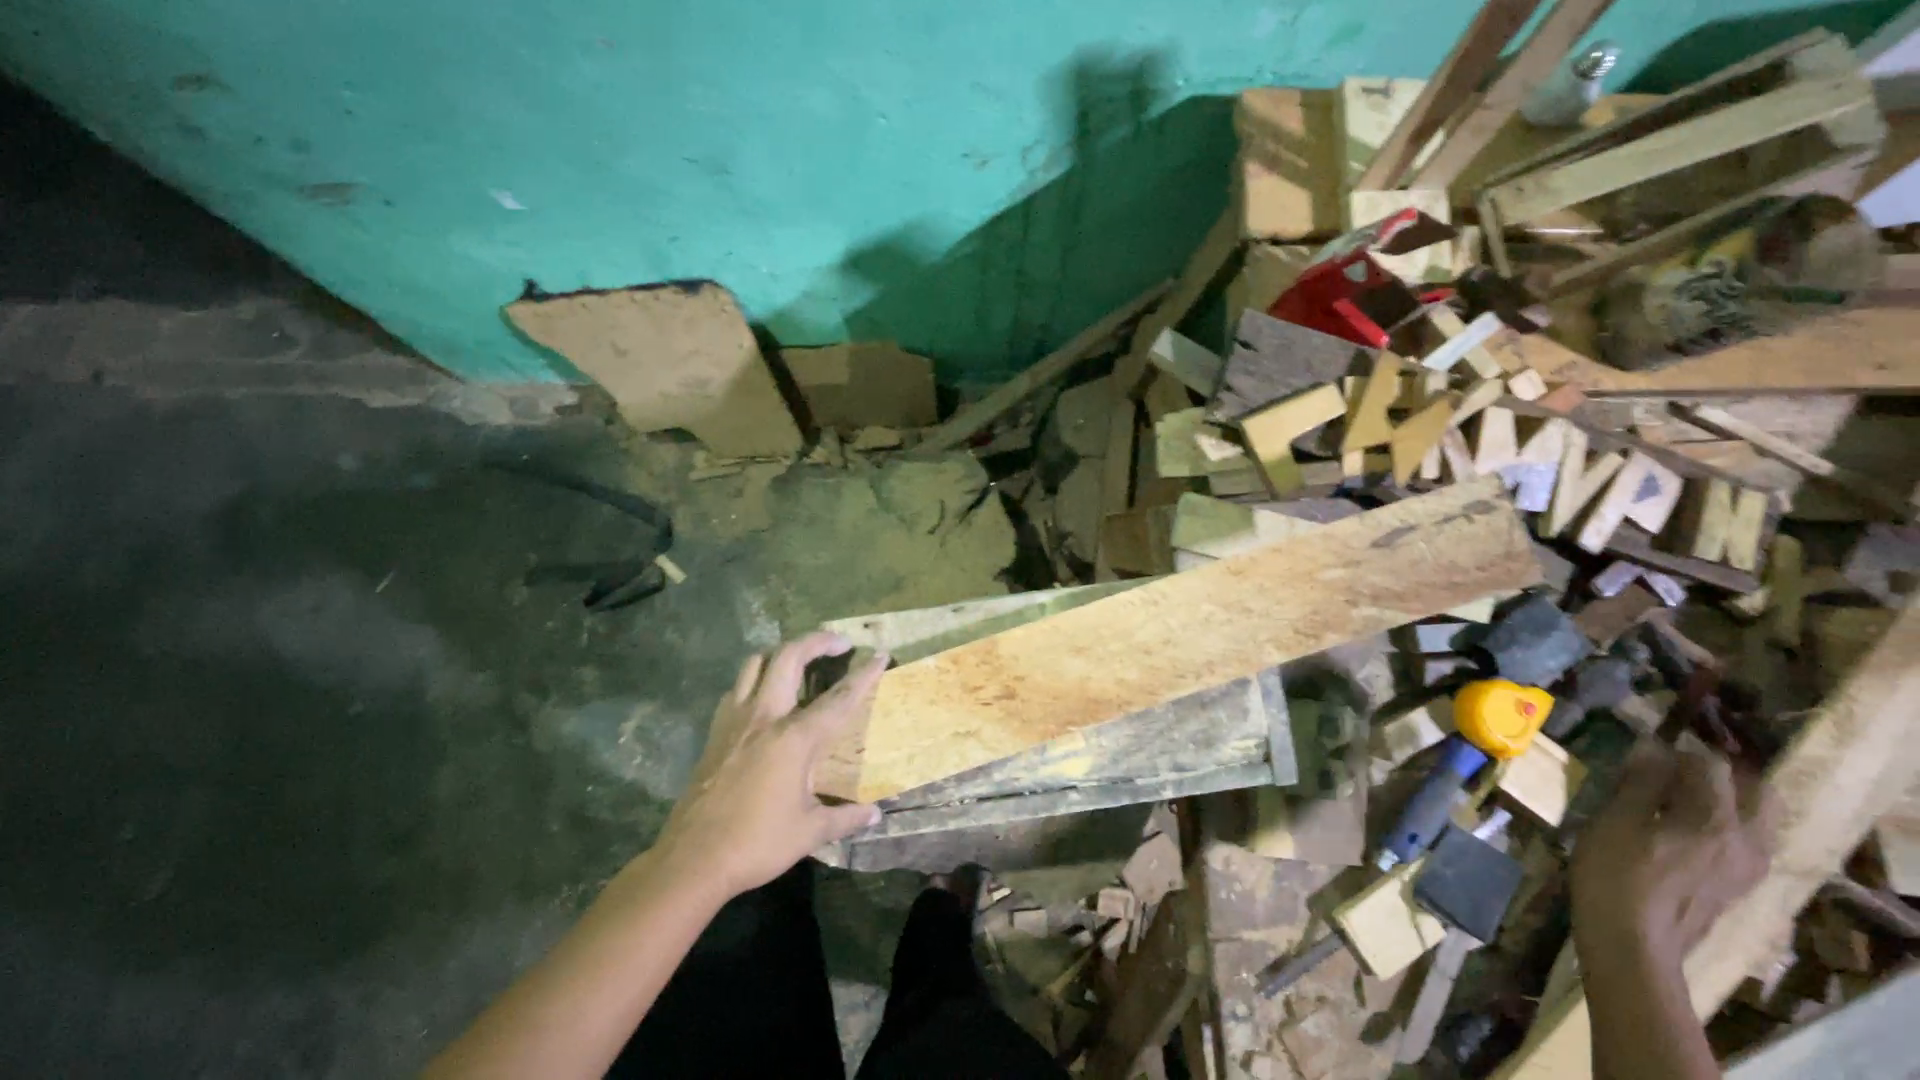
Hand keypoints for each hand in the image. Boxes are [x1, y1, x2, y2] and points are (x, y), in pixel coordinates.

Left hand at [652, 632, 887, 898]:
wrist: (693, 858)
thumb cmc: (757, 843)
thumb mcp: (809, 832)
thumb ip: (845, 818)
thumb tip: (875, 815)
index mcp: (794, 739)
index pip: (839, 698)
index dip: (863, 675)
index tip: (880, 654)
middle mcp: (764, 718)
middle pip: (789, 657)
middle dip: (817, 640)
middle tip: (839, 643)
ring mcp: (734, 721)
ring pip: (755, 664)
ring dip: (781, 654)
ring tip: (799, 662)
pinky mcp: (714, 732)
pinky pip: (736, 689)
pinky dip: (753, 681)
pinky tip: (763, 700)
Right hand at [1572, 739, 1778, 959]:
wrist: (1633, 945)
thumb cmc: (1615, 876)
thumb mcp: (1616, 821)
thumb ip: (1641, 782)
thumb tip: (1653, 745)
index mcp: (1717, 820)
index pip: (1711, 764)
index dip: (1676, 752)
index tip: (1645, 753)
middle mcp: (1748, 840)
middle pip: (1757, 789)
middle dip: (1722, 772)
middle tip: (1676, 769)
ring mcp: (1749, 867)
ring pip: (1758, 816)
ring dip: (1728, 799)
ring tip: (1679, 798)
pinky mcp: (1740, 885)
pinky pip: (1748, 839)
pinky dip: (1726, 824)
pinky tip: (1686, 831)